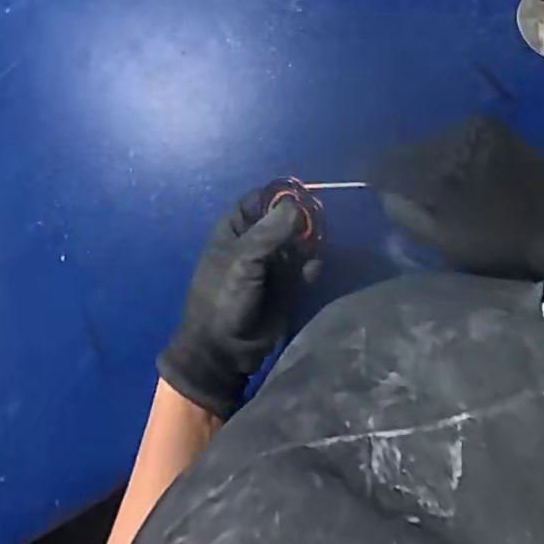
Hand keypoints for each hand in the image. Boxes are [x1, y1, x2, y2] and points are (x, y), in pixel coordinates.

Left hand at [156, 182, 322, 416]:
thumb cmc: (223, 296)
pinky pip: (306, 268)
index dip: (281, 195)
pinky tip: (313, 271)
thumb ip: (268, 232)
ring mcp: (273, 263)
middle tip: (320, 224)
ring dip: (311, 243)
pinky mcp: (289, 286)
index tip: (306, 195)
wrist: (224, 348)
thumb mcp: (242, 259)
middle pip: (286, 219)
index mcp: (236, 227)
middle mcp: (256, 241)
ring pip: (300, 243)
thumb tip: (295, 204)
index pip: (261, 199)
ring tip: (318, 247)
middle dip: (304, 220)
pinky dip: (312, 266)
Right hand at [371, 116, 543, 280]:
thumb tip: (383, 192)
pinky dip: (450, 152)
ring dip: (428, 158)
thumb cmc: (503, 240)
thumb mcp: (444, 240)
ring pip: (430, 141)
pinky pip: (454, 137)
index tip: (376, 187)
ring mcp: (471, 127)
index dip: (376, 175)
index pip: (383, 161)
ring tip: (438, 181)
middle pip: (407, 148)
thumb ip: (404, 212)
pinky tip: (460, 171)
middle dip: (404, 167)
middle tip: (410, 189)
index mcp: (433, 165)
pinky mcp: (490, 126)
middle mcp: (448, 137)